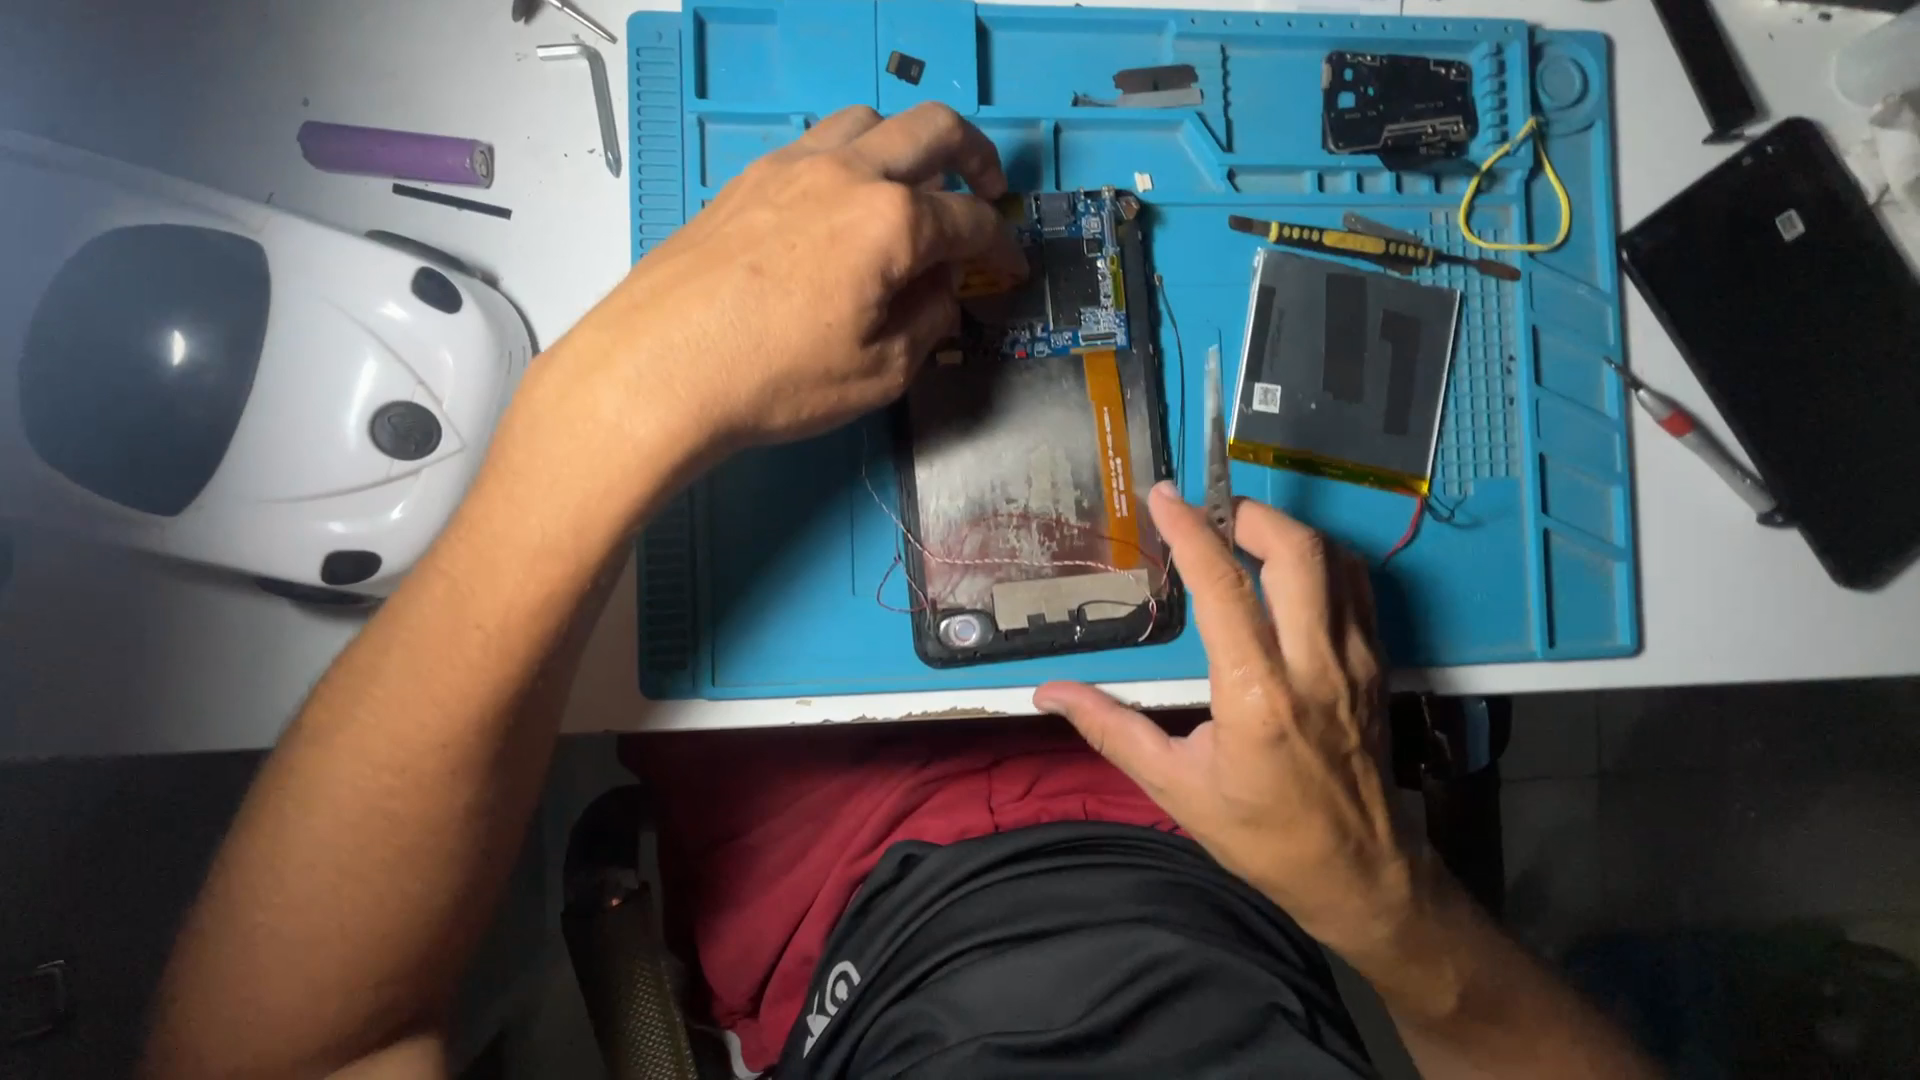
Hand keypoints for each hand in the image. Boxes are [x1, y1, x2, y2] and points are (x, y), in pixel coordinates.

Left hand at [559, 103, 1022, 452]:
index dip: (1002, 245)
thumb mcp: (880, 373)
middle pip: (931, 129)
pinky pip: (816, 147)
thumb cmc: (777, 381)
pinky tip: (842, 209)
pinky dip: (851, 162)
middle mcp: (846, 173)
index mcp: (892, 221)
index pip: (970, 220)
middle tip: (988, 188)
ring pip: (868, 121)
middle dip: (975, 154)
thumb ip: (928, 324)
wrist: (658, 371)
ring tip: (912, 188)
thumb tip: (940, 292)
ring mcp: (790, 167)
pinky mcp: (747, 181)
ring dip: (906, 144)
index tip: (1012, 267)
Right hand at [1034, 482, 1414, 957]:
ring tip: (1241, 531)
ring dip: (1285, 532)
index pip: (1222, 586)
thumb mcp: (1173, 786)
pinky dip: (1321, 560)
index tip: (1164, 497)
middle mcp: (1313, 664)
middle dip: (1248, 513)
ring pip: (1335, 562)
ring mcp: (1356, 661)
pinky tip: (1289, 568)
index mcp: (1256, 693)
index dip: (1189, 531)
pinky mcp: (1378, 667)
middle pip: (1296, 553)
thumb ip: (1109, 727)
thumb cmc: (1261, 834)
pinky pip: (1357, 589)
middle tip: (1207, 511)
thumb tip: (1047, 693)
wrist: (1361, 876)